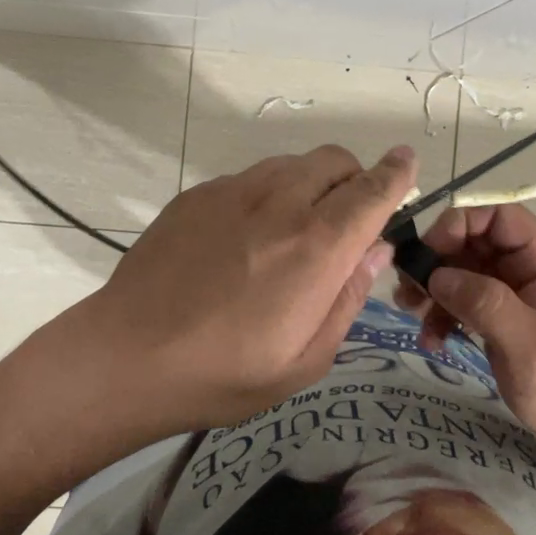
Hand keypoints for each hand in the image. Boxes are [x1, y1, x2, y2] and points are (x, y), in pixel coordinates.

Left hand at [66, 144, 418, 436]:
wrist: (128, 354)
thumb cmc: (224, 373)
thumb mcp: (305, 360)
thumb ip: (348, 298)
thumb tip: (375, 251)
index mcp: (317, 246)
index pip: (372, 190)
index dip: (396, 173)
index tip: (406, 163)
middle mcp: (281, 203)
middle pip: (335, 161)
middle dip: (355, 178)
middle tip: (348, 218)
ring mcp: (233, 191)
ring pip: (291, 163)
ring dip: (310, 183)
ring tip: (295, 228)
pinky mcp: (197, 194)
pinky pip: (249, 178)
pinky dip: (267, 194)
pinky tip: (245, 237)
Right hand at [394, 204, 535, 466]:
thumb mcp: (533, 348)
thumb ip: (488, 305)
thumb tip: (438, 273)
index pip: (497, 214)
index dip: (459, 224)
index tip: (429, 255)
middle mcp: (524, 267)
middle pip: (469, 238)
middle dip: (434, 258)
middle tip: (408, 289)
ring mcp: (508, 291)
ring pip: (456, 267)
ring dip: (430, 286)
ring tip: (411, 312)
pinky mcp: (492, 316)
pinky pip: (455, 298)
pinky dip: (437, 313)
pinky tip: (432, 339)